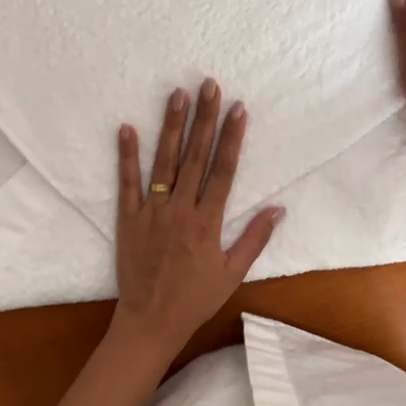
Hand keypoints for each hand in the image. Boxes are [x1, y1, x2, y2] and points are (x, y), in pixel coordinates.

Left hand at [112, 79, 283, 354]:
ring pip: (164, 163)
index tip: (238, 109)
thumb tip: (278, 209)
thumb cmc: (195, 300)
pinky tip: (127, 127)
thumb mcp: (232, 273)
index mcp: (208, 223)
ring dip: (171, 126)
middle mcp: (181, 212)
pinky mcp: (128, 220)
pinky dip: (127, 155)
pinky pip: (127, 183)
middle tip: (209, 84)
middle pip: (195, 157)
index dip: (232, 138)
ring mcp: (152, 213)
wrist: (151, 321)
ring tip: (177, 94)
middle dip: (204, 119)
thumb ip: (254, 239)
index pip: (223, 171)